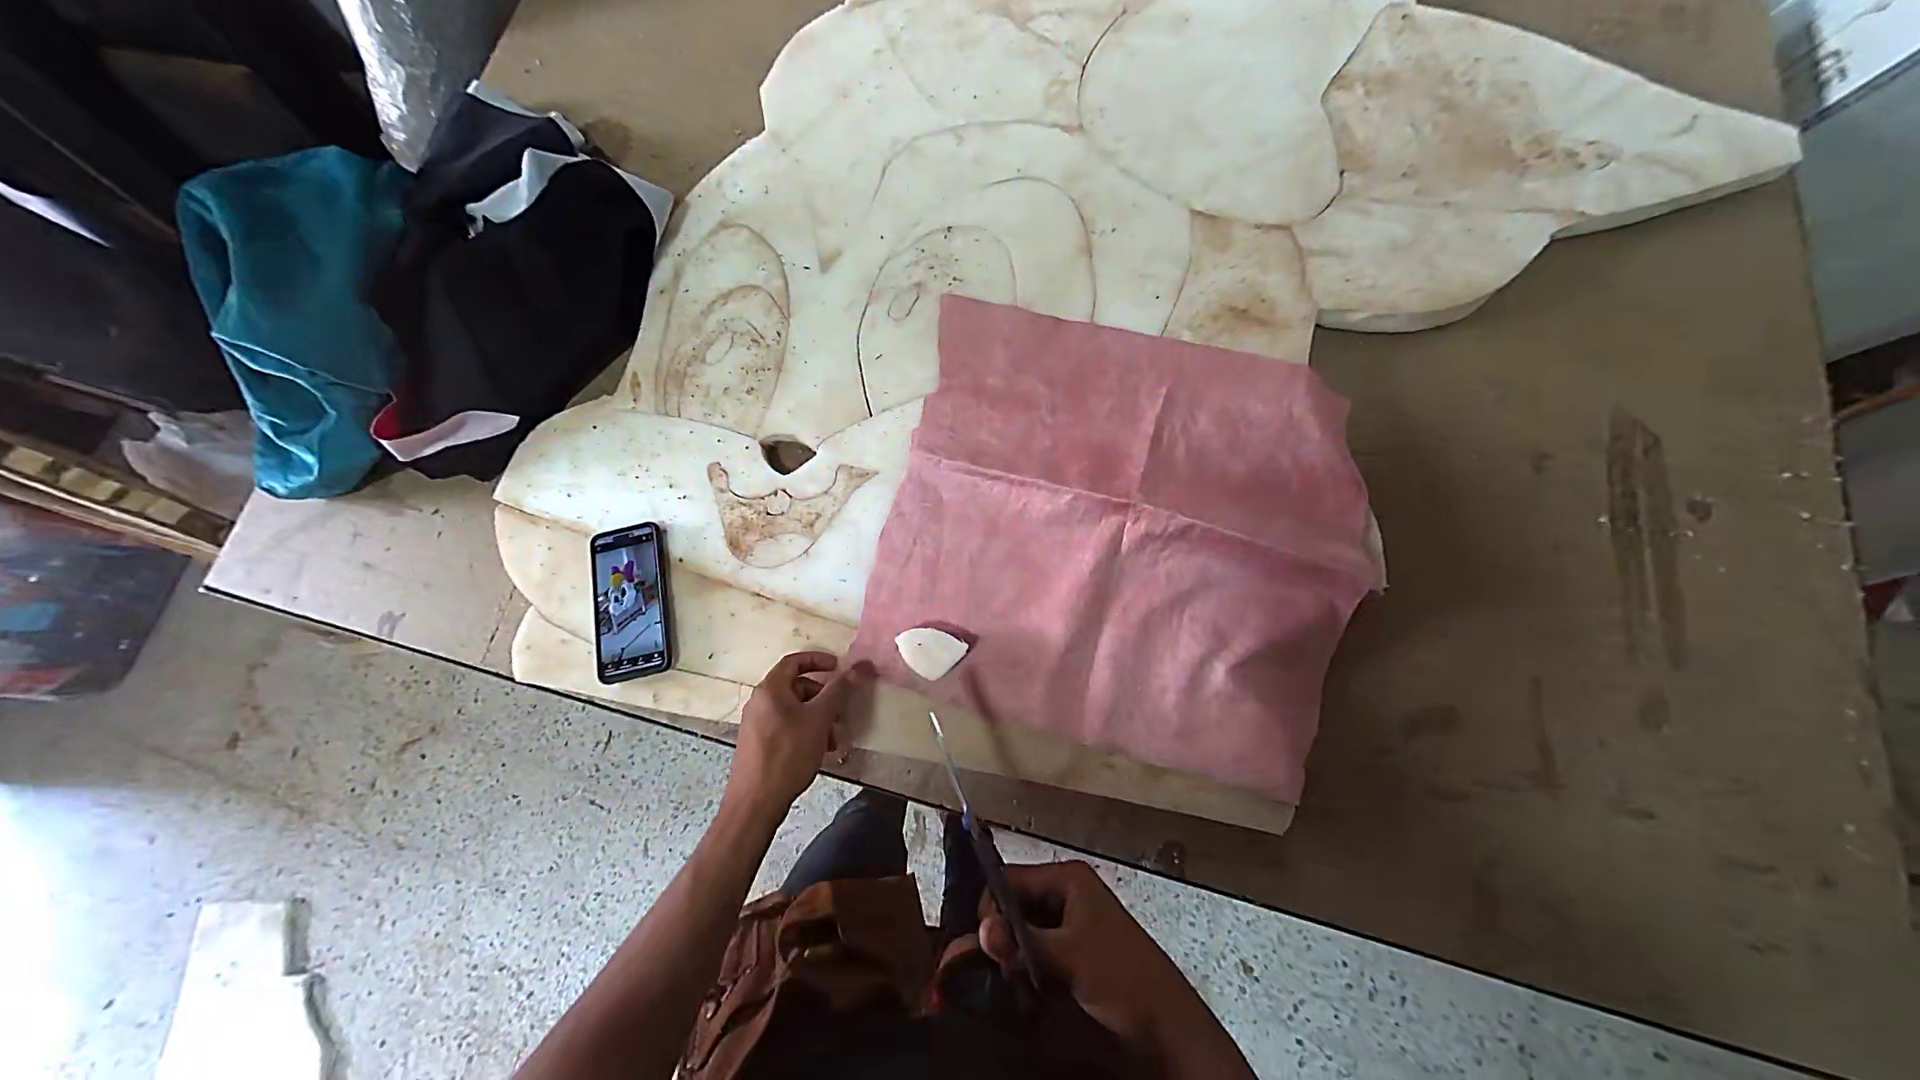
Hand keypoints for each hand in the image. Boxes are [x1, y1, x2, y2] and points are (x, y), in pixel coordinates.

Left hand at [725, 652, 872, 818]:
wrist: (755, 802)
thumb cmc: (787, 754)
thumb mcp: (819, 719)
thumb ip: (839, 691)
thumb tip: (858, 668)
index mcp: (770, 689)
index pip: (794, 661)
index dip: (818, 660)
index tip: (839, 666)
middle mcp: (760, 702)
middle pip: (796, 687)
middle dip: (823, 697)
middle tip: (841, 712)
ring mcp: (757, 724)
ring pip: (794, 710)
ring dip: (818, 718)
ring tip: (834, 740)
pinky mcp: (759, 744)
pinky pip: (786, 727)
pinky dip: (805, 731)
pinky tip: (820, 751)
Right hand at [979, 861, 1213, 1051]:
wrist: (1169, 1025)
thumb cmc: (1123, 977)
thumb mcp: (1069, 956)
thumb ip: (1022, 942)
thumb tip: (979, 931)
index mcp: (1068, 878)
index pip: (1009, 878)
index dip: (991, 907)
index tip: (983, 944)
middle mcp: (1065, 893)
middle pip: (1013, 903)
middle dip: (1000, 934)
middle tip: (995, 966)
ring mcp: (1068, 922)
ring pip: (1020, 930)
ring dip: (1010, 955)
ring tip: (1008, 980)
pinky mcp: (1069, 950)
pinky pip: (1033, 950)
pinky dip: (1023, 968)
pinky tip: (1021, 989)